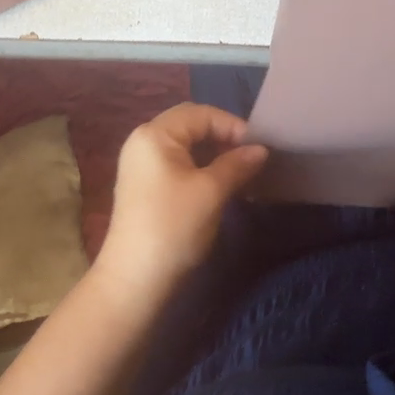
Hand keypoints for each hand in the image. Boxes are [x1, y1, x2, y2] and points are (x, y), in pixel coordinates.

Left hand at [95, 104, 268, 299]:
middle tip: (250, 158)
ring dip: (213, 154)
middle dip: (222, 137)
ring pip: (184, 147)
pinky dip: (199, 169)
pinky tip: (219, 187)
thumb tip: (260, 150)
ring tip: (240, 173)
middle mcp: (142, 142)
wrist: (134, 280)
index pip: (199, 113)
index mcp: (154, 134)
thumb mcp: (211, 192)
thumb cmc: (173, 227)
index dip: (231, 125)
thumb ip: (237, 164)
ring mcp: (140, 165)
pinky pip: (176, 164)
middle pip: (189, 126)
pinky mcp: (143, 187)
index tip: (258, 148)